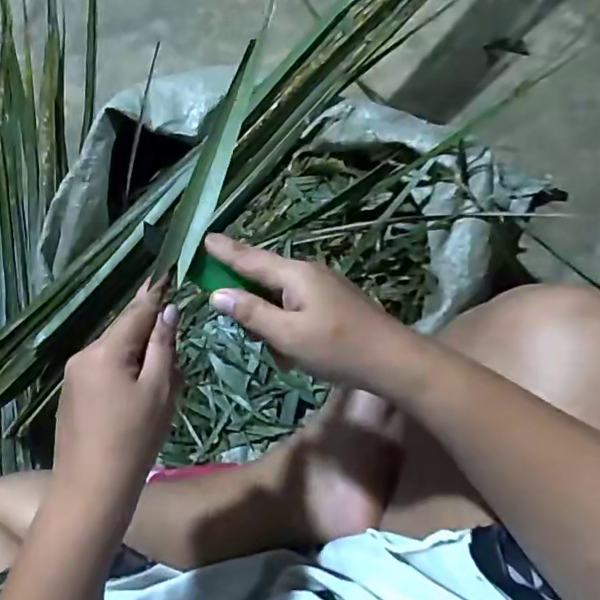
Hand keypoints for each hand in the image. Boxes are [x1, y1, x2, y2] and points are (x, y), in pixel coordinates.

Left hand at [53, 279, 180, 493]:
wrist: (90, 489)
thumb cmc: (133, 439)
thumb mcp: (159, 391)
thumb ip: (162, 347)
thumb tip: (166, 311)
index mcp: (104, 350)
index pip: (136, 311)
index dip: (155, 293)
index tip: (169, 271)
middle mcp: (83, 355)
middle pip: (124, 333)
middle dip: (150, 338)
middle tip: (175, 359)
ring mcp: (73, 376)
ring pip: (114, 355)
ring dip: (138, 360)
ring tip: (158, 390)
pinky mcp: (71, 396)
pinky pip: (102, 373)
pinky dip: (123, 376)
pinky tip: (136, 403)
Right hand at [203, 233, 418, 391]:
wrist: (395, 361)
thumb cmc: (337, 348)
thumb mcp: (287, 335)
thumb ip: (251, 313)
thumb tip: (217, 293)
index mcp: (294, 275)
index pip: (249, 259)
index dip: (225, 251)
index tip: (204, 239)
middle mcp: (308, 273)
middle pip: (263, 278)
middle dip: (248, 302)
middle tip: (248, 332)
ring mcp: (323, 286)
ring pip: (279, 298)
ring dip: (270, 323)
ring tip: (282, 355)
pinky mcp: (332, 302)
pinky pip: (295, 307)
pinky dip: (287, 327)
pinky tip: (296, 353)